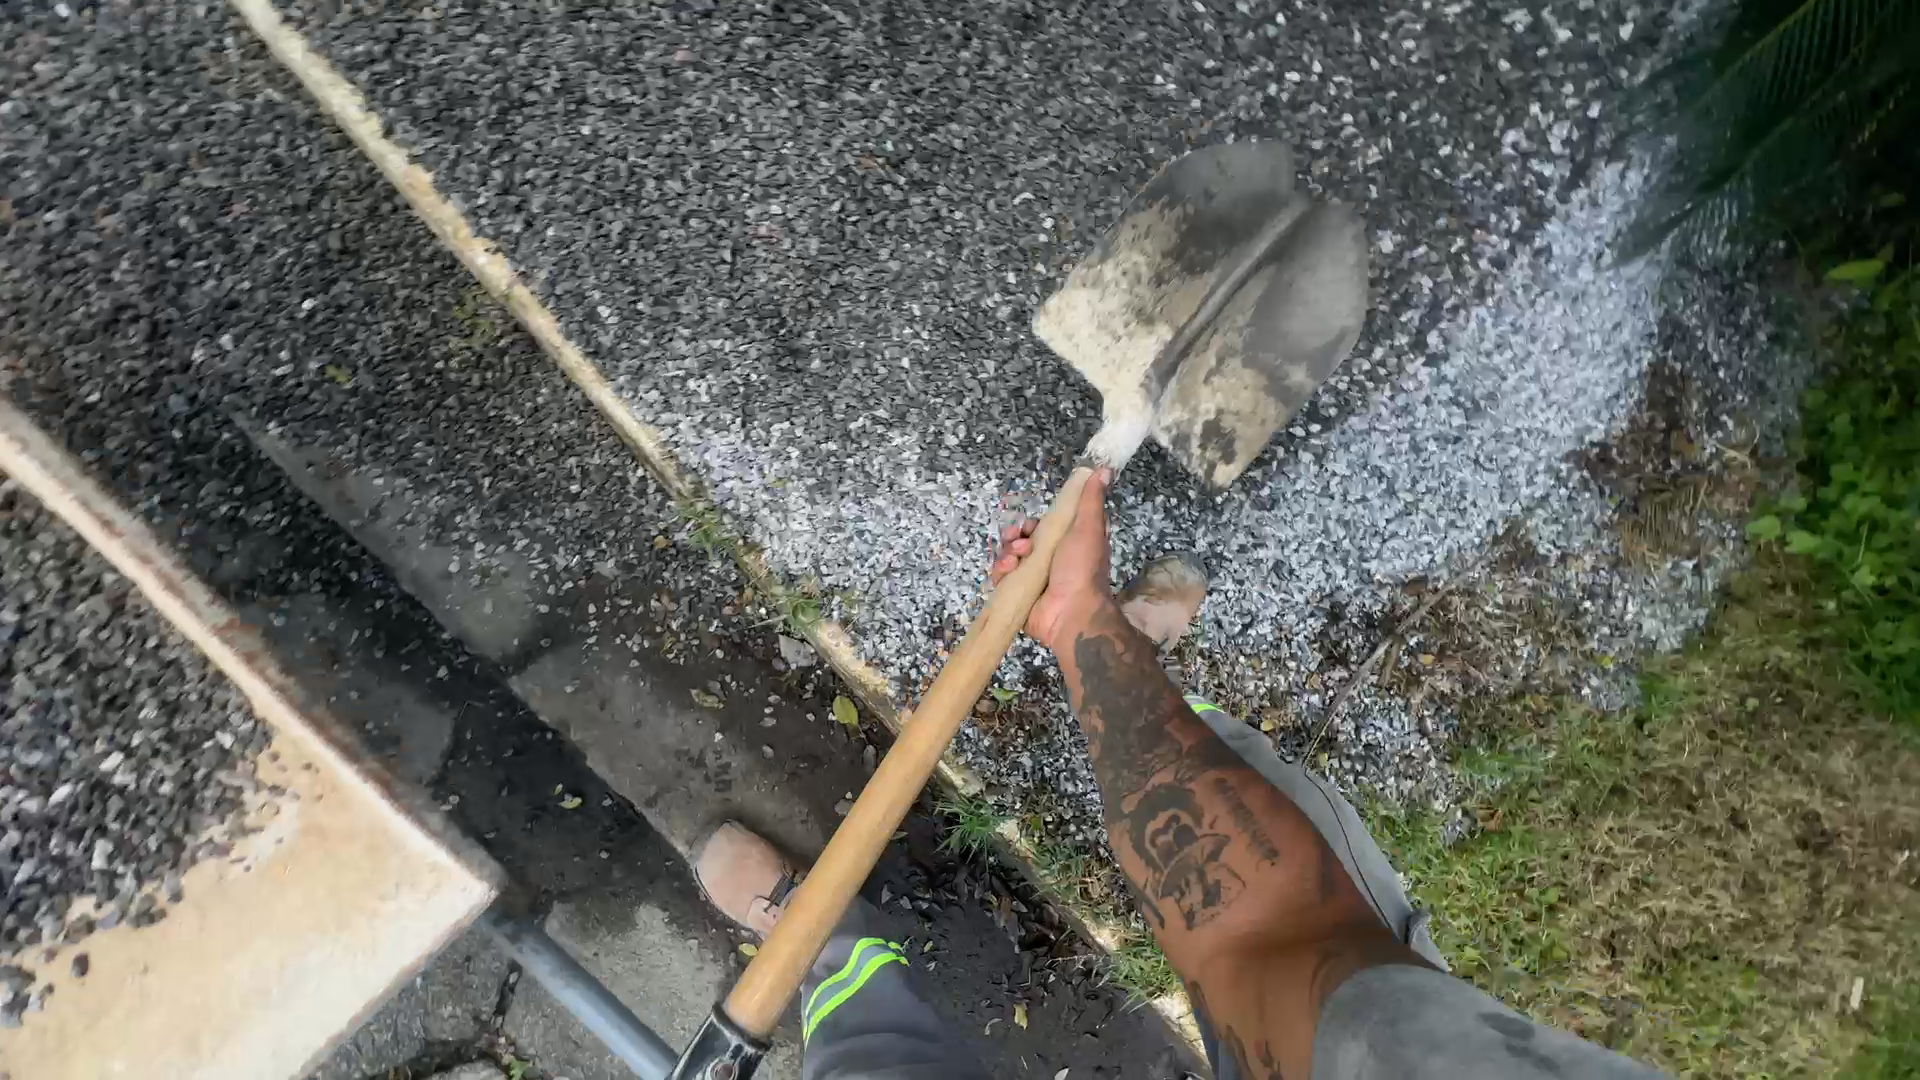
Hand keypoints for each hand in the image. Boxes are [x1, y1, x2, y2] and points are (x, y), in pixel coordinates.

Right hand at [988, 466, 1117, 650]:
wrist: (1071, 612)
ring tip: (1016, 558)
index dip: (1033, 524)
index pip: (1042, 529)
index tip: (1031, 524)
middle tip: (1020, 540)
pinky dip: (1001, 571)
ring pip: (1007, 557)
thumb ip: (1090, 500)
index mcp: (1066, 546)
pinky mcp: (1016, 595)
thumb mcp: (1089, 527)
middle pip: (1020, 541)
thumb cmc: (1082, 568)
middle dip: (1016, 536)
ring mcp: (1031, 580)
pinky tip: (1009, 570)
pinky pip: (1000, 578)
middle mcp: (1048, 562)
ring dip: (1008, 552)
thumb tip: (1102, 470)